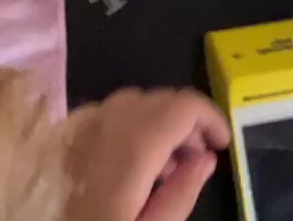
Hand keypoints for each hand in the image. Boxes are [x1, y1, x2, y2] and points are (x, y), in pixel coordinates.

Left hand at [64, 88, 231, 220]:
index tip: (224, 145)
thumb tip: (206, 157)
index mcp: (132, 144)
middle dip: (188, 122)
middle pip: (160, 99)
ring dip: (161, 122)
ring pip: (135, 101)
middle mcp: (106, 120)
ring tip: (170, 165)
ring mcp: (83, 123)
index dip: (210, 117)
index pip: (182, 104)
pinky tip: (135, 160)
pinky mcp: (68, 132)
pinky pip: (110, 112)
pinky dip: (133, 124)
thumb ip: (182, 193)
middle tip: (201, 159)